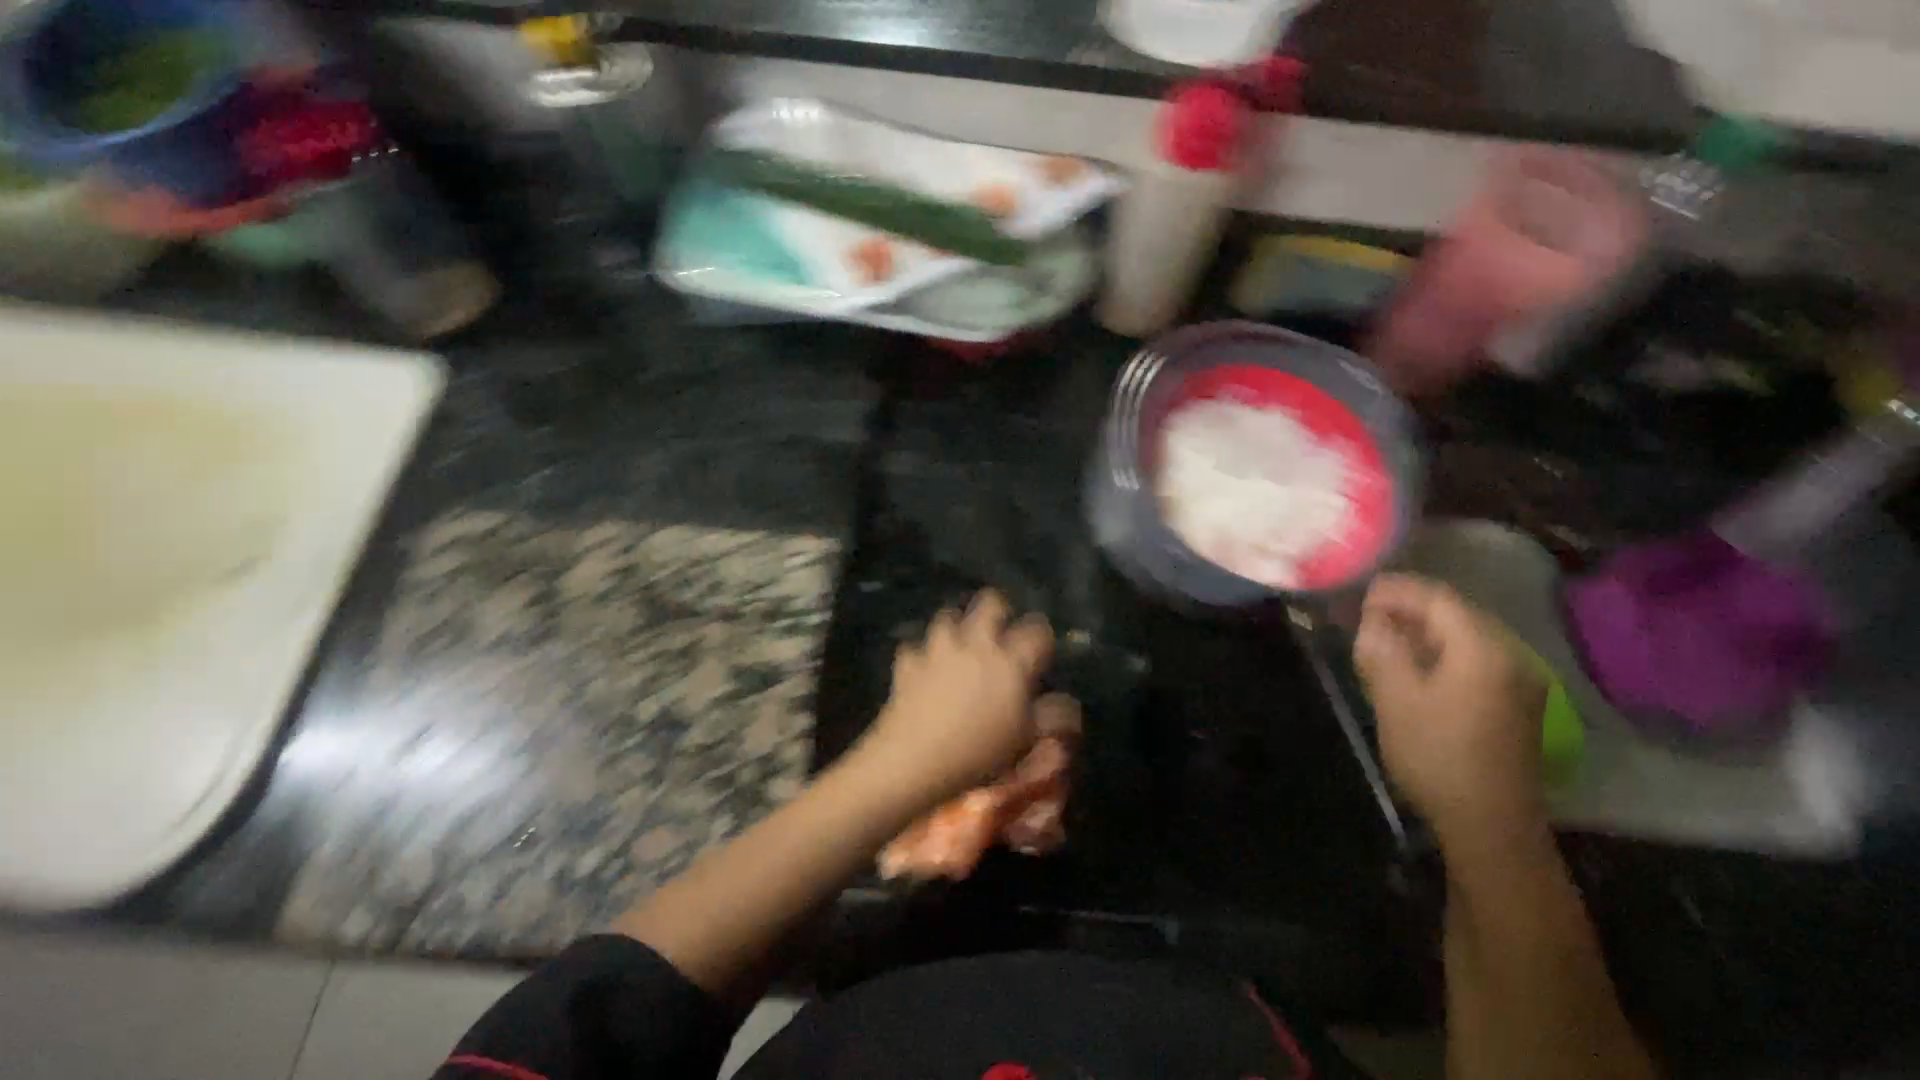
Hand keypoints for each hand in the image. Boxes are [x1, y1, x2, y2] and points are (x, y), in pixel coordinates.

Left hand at [854, 590, 1054, 806]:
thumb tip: (1066, 704)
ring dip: (955, 629)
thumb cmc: (980, 752)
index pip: (1037, 631)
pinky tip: (922, 671)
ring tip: (958, 647)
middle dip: (998, 611)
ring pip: (947, 617)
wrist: (917, 758)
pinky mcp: (909, 662)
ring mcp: (939, 650)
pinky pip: (914, 649)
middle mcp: (976, 645)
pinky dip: (920, 656)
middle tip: (1000, 632)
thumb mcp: (1026, 740)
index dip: (1042, 637)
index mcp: (1012, 661)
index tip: (1041, 651)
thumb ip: (1051, 717)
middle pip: (990, 604)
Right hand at [1354, 575, 1547, 847]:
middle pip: (1458, 616)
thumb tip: (1372, 622)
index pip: (1439, 600)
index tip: (1362, 593)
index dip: (1398, 591)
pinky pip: (1477, 663)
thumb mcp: (1396, 701)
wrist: (1491, 826)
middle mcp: (1511, 656)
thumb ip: (1383, 652)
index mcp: (1483, 649)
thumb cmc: (1438, 756)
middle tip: (1369, 615)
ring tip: (1386, 639)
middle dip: (1411, 610)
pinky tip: (1418, 669)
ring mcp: (1519, 683)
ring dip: (1426, 633)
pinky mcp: (1517, 708)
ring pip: (1468, 640)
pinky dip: (1444, 655)